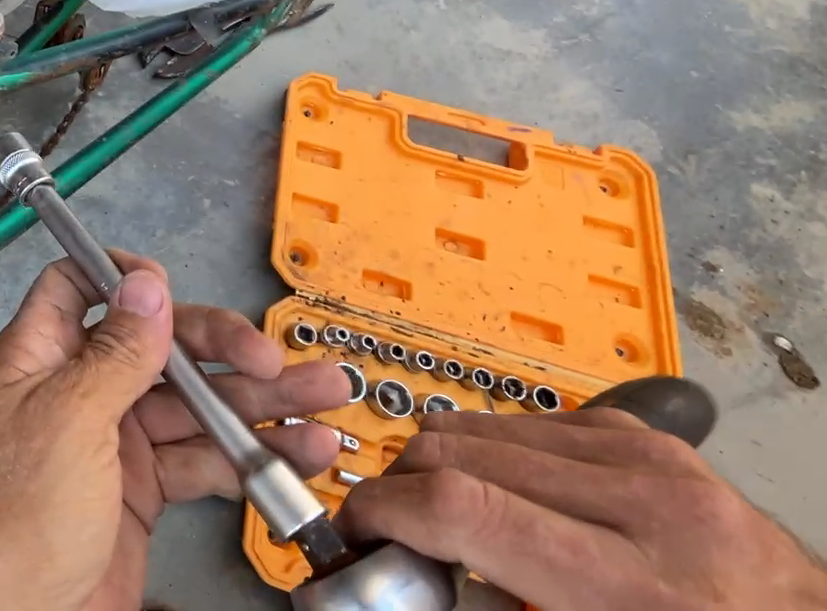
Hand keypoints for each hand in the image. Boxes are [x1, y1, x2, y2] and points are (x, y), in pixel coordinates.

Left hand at [0, 254, 350, 610]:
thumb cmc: (20, 514)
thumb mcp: (70, 420)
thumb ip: (114, 355)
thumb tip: (144, 286)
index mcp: (42, 355)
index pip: (76, 287)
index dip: (119, 276)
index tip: (172, 286)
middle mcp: (78, 387)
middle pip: (153, 345)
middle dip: (217, 347)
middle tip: (274, 360)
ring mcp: (112, 437)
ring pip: (189, 403)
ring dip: (254, 402)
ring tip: (320, 397)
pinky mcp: (141, 487)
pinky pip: (200, 458)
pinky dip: (246, 457)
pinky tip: (294, 453)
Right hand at [337, 408, 826, 609]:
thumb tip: (390, 571)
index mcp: (647, 589)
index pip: (464, 507)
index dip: (385, 510)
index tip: (357, 530)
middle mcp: (653, 506)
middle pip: (454, 452)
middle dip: (399, 487)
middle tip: (393, 530)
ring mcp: (653, 459)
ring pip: (473, 425)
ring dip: (434, 465)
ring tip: (442, 511)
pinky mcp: (645, 437)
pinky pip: (520, 422)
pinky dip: (485, 452)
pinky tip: (501, 493)